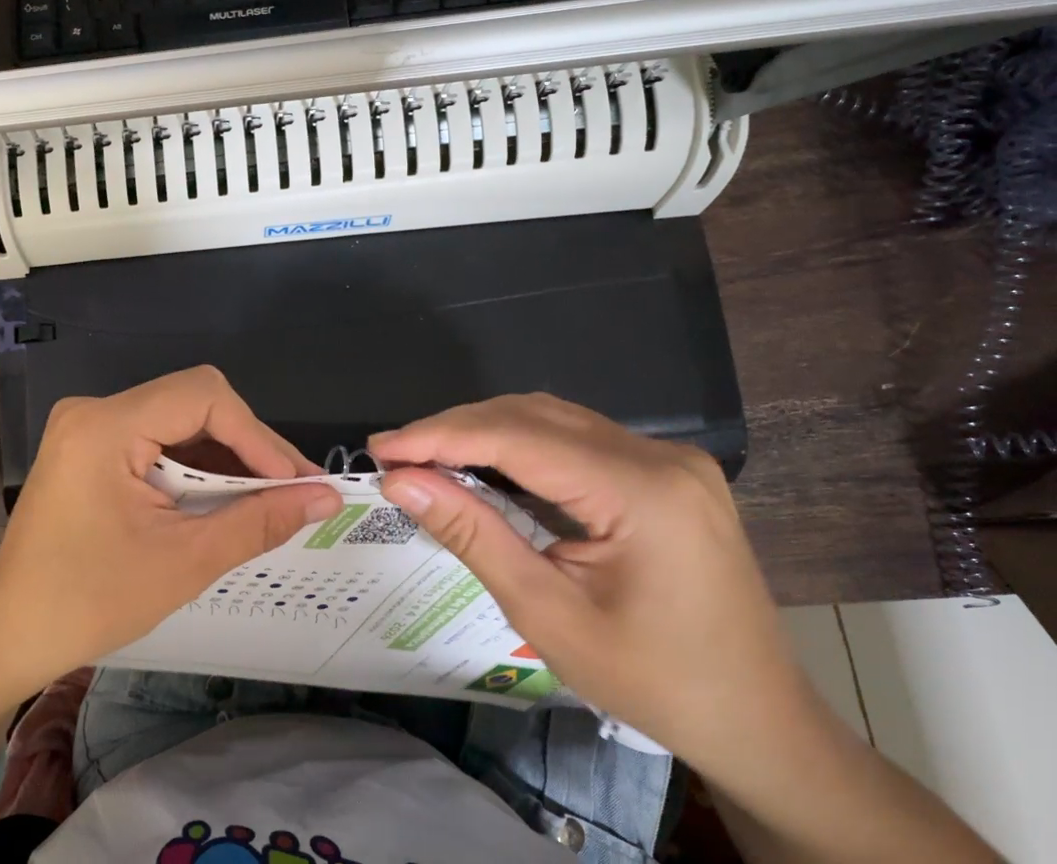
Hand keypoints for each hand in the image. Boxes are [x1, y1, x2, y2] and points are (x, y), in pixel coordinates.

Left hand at [0, 366, 340, 704]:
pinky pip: (153, 444)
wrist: (12, 633)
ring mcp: (86, 431)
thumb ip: (258, 521)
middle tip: (294, 494)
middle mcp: (92, 413)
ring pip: (176, 424)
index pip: (203, 396)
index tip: (296, 483)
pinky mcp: (87, 452)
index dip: (257, 436)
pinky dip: (191, 471)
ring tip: (268, 504)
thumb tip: (326, 497)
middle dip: (246, 448)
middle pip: (191, 404)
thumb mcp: (184, 561)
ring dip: (223, 462)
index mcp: (105, 427)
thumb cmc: (91, 601)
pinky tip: (222, 505)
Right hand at [368, 394, 815, 766]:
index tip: (378, 448)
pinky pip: (578, 441)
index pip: (516, 436)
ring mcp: (670, 462)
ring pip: (554, 420)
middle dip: (456, 429)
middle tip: (394, 455)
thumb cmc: (651, 679)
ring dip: (484, 433)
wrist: (756, 720)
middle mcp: (661, 457)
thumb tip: (400, 481)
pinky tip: (483, 467)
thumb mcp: (546, 612)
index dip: (438, 436)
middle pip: (534, 416)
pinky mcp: (667, 476)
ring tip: (424, 458)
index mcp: (640, 490)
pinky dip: (520, 447)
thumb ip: (472, 535)